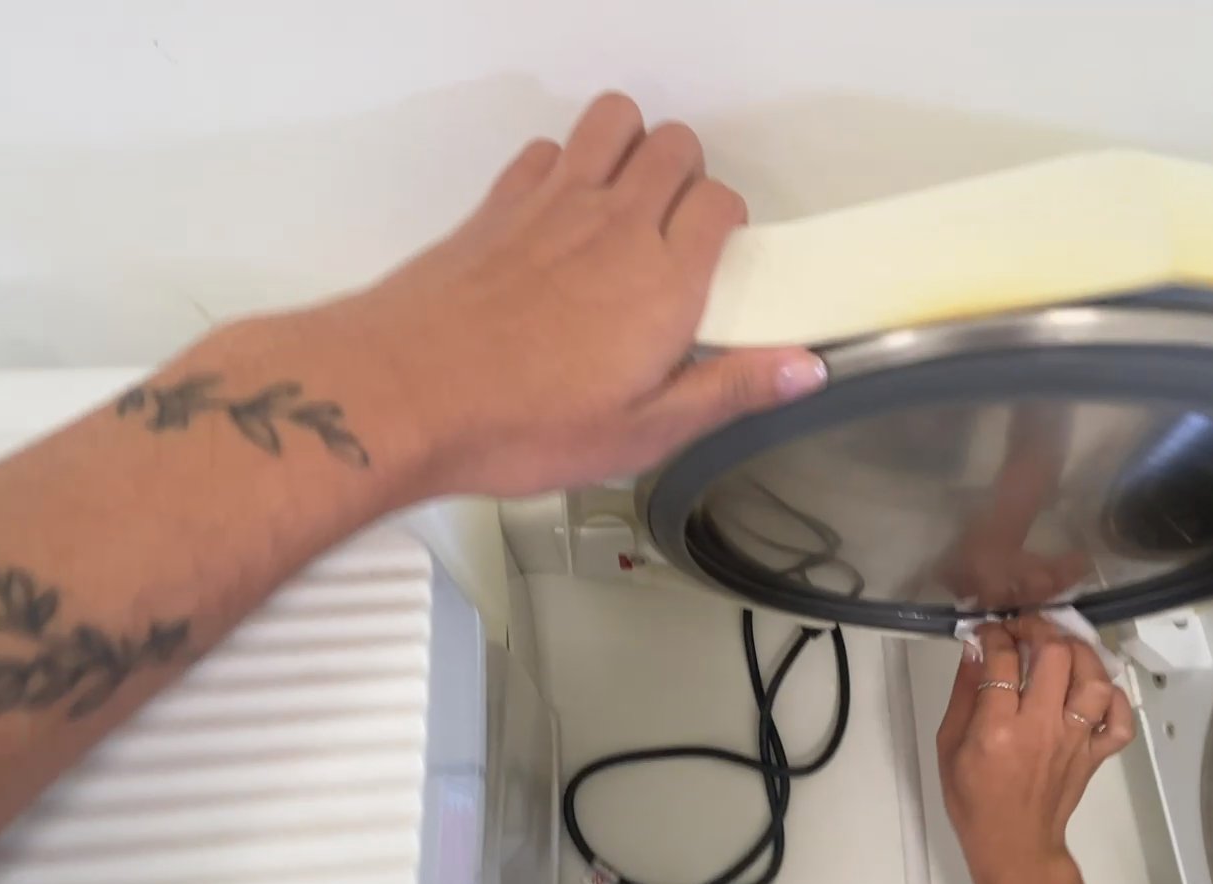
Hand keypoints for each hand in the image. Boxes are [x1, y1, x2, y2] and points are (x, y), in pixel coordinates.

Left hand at [273, 92, 826, 496]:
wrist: (407, 396)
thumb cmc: (520, 421)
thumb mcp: (646, 432)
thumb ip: (731, 389)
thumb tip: (804, 369)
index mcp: (662, 280)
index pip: (721, 205)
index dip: (730, 224)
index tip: (722, 259)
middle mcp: (613, 225)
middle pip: (676, 148)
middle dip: (691, 177)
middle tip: (682, 230)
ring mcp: (552, 204)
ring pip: (614, 122)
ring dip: (634, 146)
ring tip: (632, 198)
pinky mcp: (500, 205)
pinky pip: (547, 149)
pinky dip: (568, 162)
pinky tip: (563, 208)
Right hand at [936, 617, 1134, 883]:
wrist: (1012, 844)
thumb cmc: (971, 795)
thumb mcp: (948, 742)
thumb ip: (963, 693)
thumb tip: (974, 650)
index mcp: (997, 726)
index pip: (1003, 658)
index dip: (994, 633)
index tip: (987, 631)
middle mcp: (1041, 727)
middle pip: (1056, 656)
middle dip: (1038, 629)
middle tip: (1023, 628)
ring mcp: (1074, 741)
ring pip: (1094, 680)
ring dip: (1079, 652)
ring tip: (1060, 647)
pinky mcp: (1095, 756)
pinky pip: (1119, 721)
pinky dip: (1114, 698)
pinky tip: (1092, 687)